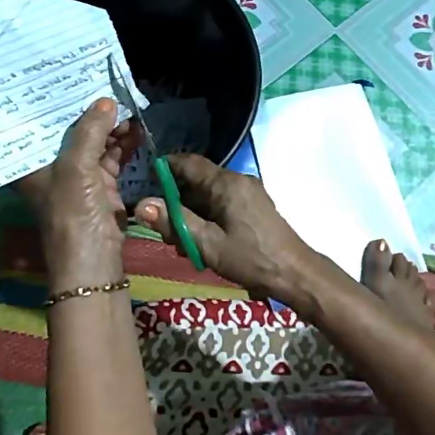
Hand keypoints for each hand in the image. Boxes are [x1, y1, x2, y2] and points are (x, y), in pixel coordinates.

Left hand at [15, 99, 142, 283]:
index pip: (44, 126)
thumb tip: (106, 101)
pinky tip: (136, 132)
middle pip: (73, 132)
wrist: (94, 264)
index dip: (61, 104)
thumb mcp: (77, 168)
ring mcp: (78, 179)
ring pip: (96, 144)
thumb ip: (90, 132)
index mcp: (34, 165)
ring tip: (131, 112)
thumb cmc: (73, 214)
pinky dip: (124, 145)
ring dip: (113, 129)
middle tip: (116, 96)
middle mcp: (53, 169)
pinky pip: (112, 159)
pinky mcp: (101, 189)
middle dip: (94, 115)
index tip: (79, 81)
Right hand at [133, 155, 336, 301]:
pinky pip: (222, 203)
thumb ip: (175, 222)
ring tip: (182, 244)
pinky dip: (207, 217)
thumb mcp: (207, 244)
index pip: (189, 163)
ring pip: (209, 194)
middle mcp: (238, 180)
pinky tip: (201, 243)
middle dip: (176, 202)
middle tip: (165, 231)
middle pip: (197, 181)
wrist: (293, 272)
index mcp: (227, 183)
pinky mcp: (253, 206)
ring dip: (191, 214)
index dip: (165, 169)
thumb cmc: (250, 258)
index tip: (145, 184)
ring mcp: (248, 192)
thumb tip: (141, 204)